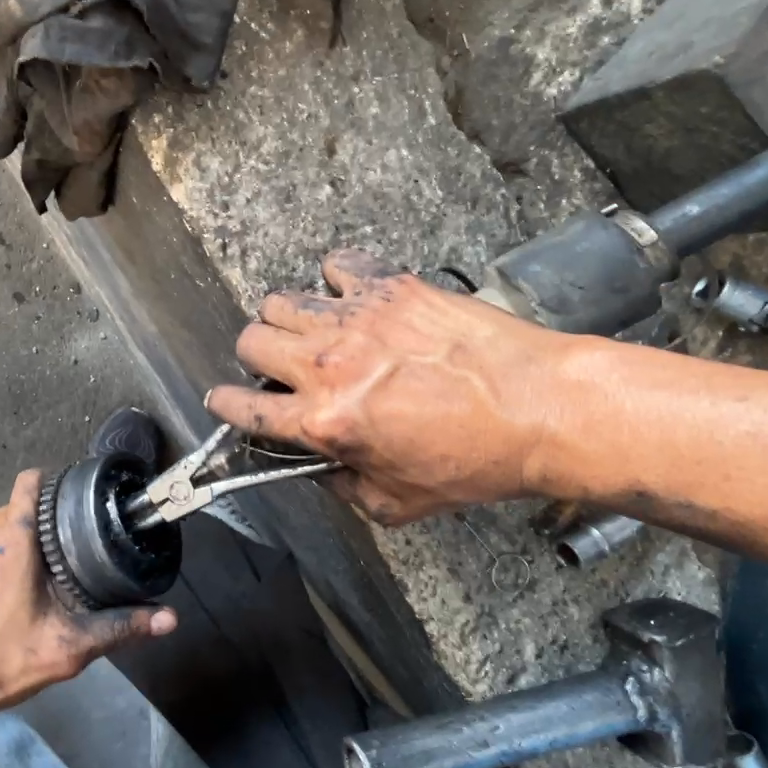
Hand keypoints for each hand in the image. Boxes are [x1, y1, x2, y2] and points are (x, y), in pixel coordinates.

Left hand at [0, 470, 177, 723]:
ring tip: (49, 572)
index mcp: (11, 538)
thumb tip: (169, 620)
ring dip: (25, 539)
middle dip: (49, 523)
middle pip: (23, 505)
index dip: (60, 485)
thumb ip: (119, 629)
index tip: (83, 505)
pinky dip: (2, 552)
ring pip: (1, 523)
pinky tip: (13, 587)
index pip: (33, 481)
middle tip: (76, 552)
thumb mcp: (65, 648)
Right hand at [206, 249, 574, 524]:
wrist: (543, 408)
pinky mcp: (391, 288)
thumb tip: (324, 465)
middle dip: (255, 358)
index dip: (226, 405)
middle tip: (279, 367)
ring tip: (313, 330)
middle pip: (250, 342)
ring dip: (286, 319)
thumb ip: (345, 486)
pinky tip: (352, 295)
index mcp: (325, 423)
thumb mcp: (399, 503)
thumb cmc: (478, 458)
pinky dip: (336, 278)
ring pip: (279, 301)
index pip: (246, 408)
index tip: (224, 400)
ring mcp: (357, 320)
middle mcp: (329, 367)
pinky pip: (337, 264)